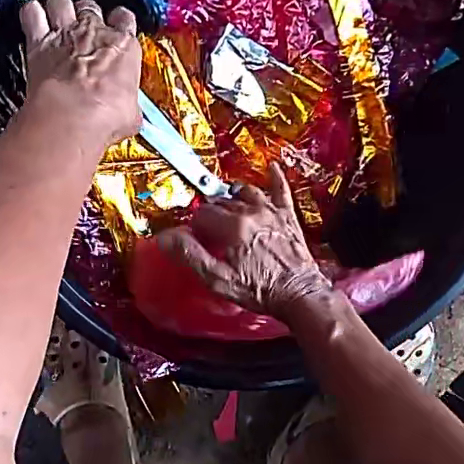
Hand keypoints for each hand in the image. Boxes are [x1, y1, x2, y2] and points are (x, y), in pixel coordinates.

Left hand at [19, 0, 141, 143]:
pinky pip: (31, 12)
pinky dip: (32, 13)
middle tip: (87, 32)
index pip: (125, 19)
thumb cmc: (104, 115)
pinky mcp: (37, 43)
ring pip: (60, 1)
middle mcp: (93, 32)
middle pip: (91, 7)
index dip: (121, 24)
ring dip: (59, 8)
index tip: (119, 33)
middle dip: (88, 16)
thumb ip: (129, 102)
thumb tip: (130, 113)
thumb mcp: (132, 114)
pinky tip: (34, 20)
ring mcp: (64, 34)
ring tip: (60, 21)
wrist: (73, 118)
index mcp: (122, 46)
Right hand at [156, 164, 335, 319]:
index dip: (195, 226)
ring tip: (227, 204)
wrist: (299, 294)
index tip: (197, 239)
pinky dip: (275, 178)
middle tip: (210, 229)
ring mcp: (272, 212)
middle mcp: (252, 211)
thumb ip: (190, 255)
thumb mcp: (218, 280)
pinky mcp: (288, 217)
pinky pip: (281, 190)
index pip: (203, 214)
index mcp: (232, 226)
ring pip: (247, 192)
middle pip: (223, 202)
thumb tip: (165, 237)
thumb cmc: (258, 290)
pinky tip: (271, 168)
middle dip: (212, 212)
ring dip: (234, 196)